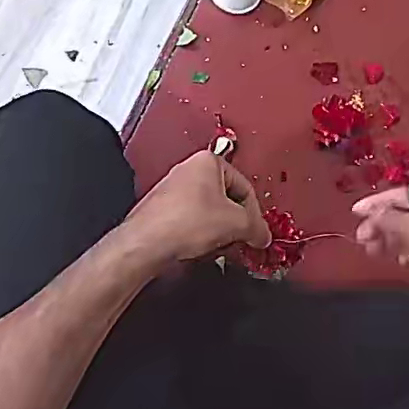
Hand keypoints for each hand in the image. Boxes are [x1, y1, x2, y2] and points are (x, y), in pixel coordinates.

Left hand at [127, 151, 270, 262]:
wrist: (145, 243)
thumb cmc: (186, 222)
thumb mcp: (236, 223)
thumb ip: (256, 227)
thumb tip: (263, 235)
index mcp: (208, 161)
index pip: (245, 187)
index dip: (255, 213)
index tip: (257, 231)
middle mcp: (189, 170)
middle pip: (227, 199)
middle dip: (236, 222)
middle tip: (241, 239)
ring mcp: (174, 189)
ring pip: (210, 211)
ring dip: (219, 230)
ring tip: (218, 245)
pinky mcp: (163, 209)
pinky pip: (192, 220)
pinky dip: (201, 233)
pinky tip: (199, 247)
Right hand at [353, 186, 408, 306]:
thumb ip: (389, 218)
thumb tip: (372, 215)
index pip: (401, 194)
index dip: (377, 202)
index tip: (356, 212)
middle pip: (402, 214)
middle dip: (381, 225)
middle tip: (362, 237)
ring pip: (406, 233)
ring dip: (388, 241)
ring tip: (372, 250)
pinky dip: (403, 253)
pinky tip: (400, 261)